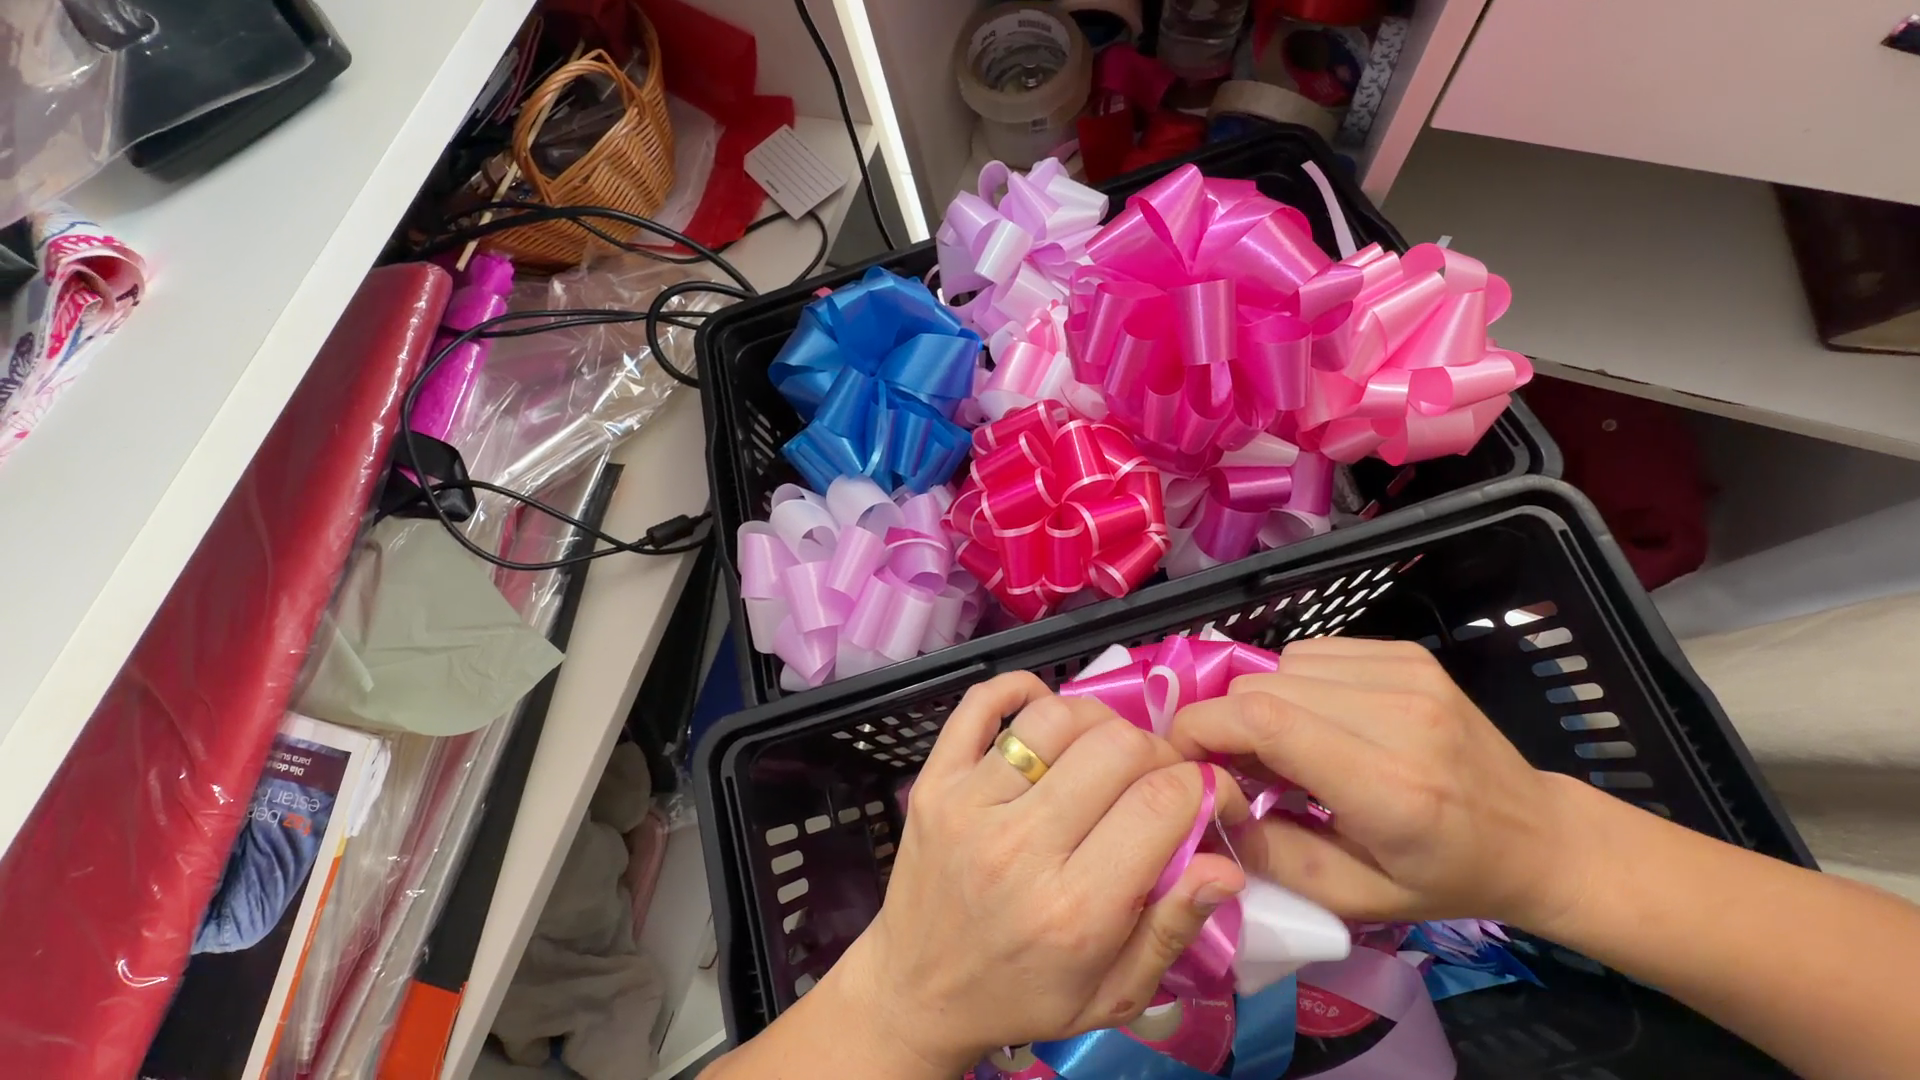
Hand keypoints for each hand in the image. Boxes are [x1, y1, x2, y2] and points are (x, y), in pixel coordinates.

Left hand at [834, 672, 1249, 1073]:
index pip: (1161, 804)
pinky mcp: (934, 781)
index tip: (1210, 795)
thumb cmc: (1023, 995)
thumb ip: (1172, 930)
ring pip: (1056, 717)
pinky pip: (978, 705)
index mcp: (1075, 910)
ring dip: (1099, 720)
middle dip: (1158, 751)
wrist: (919, 991)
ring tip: (1107, 749)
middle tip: (1159, 776)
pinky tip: (1045, 708)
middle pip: (1116, 748)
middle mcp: (1021, 847)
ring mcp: (969, 805)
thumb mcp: (1113, 995)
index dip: (1204, 785)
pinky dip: (1019, 689)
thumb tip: (1226, 866)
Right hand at [1170, 637, 1590, 929]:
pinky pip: (1310, 651)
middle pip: (1261, 688)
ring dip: (1262, 702)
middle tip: (1236, 764)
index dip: (1202, 727)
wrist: (1538, 837)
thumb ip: (1269, 855)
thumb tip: (1201, 802)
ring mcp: (1408, 674)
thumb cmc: (1443, 876)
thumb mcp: (1354, 896)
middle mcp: (1399, 716)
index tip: (1180, 754)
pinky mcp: (1409, 654)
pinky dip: (1294, 682)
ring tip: (1286, 744)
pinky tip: (1319, 717)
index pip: (1264, 721)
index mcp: (1388, 787)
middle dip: (1227, 722)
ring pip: (1280, 664)